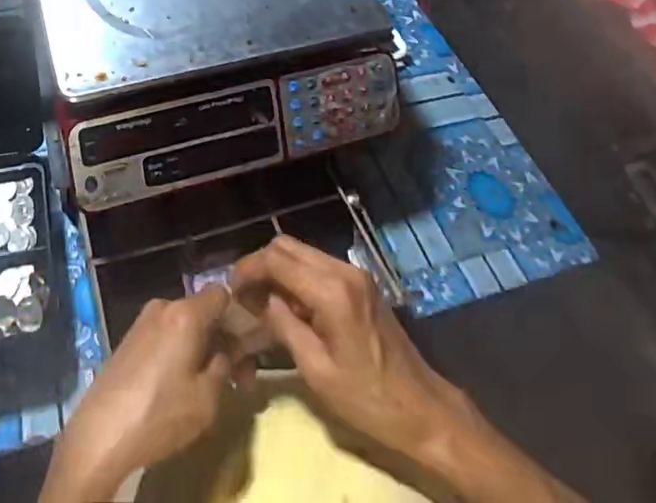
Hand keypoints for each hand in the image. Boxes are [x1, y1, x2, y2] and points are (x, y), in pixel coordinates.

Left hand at [40, 286, 234, 502]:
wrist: (102, 431)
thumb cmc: (160, 412)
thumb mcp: (206, 398)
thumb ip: (224, 365)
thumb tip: (227, 350)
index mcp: (184, 314)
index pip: (222, 294)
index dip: (240, 316)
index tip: (249, 347)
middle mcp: (163, 306)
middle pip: (204, 311)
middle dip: (225, 340)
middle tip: (240, 380)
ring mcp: (143, 320)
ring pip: (185, 324)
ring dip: (204, 347)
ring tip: (213, 386)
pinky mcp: (131, 337)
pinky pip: (167, 333)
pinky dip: (182, 350)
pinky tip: (185, 382)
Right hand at [231, 236, 584, 502]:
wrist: (424, 411)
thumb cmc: (368, 398)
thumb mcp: (316, 369)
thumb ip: (283, 325)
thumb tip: (259, 300)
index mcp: (331, 291)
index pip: (275, 259)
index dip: (247, 269)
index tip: (230, 290)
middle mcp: (343, 271)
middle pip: (286, 245)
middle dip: (260, 264)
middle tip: (244, 294)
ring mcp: (355, 275)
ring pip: (301, 252)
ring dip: (277, 270)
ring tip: (262, 301)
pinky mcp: (361, 284)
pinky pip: (317, 266)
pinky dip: (296, 277)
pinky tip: (290, 306)